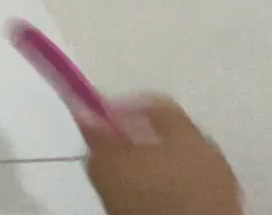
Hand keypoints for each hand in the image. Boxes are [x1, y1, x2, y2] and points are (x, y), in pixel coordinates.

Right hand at [81, 96, 240, 214]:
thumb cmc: (145, 192)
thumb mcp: (106, 160)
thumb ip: (96, 132)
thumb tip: (84, 112)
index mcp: (187, 135)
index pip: (157, 104)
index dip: (125, 104)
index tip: (100, 113)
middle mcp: (211, 152)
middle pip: (173, 132)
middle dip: (143, 133)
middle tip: (115, 140)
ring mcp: (223, 181)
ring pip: (183, 156)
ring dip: (156, 157)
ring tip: (129, 166)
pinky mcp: (223, 203)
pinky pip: (192, 178)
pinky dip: (170, 176)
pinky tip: (148, 185)